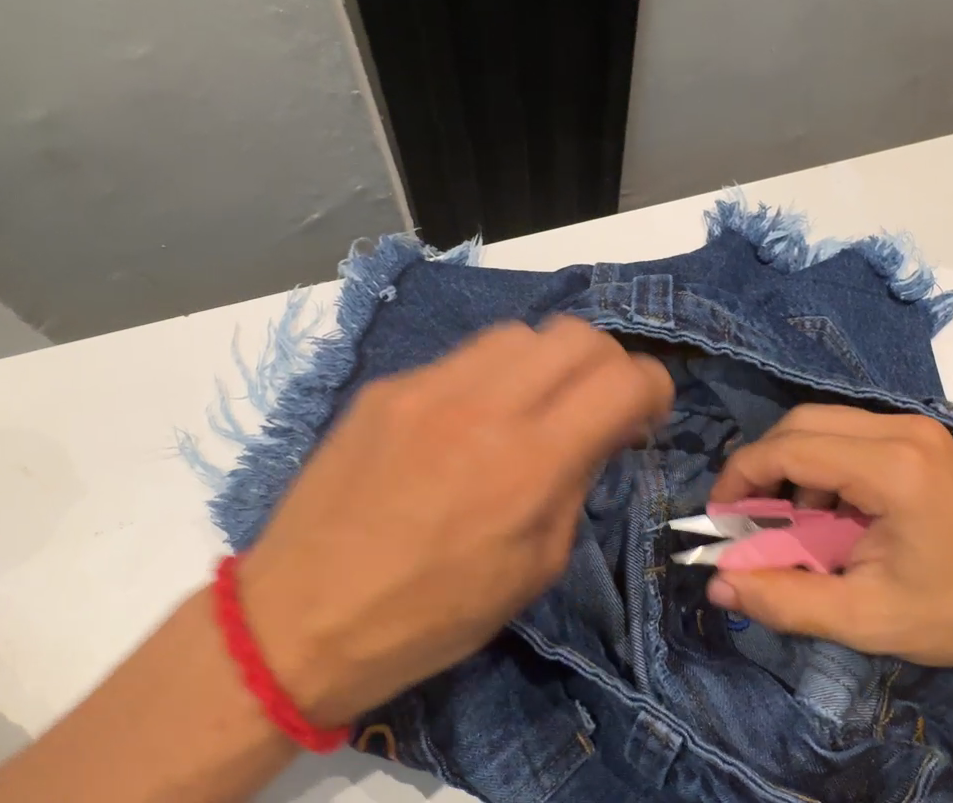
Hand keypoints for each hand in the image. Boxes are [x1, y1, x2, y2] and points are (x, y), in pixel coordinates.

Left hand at [236, 317, 672, 725]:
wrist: (298, 619)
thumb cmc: (430, 616)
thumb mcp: (532, 569)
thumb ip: (575, 485)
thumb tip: (599, 434)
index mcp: (530, 463)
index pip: (625, 378)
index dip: (654, 388)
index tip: (645, 415)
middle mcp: (485, 406)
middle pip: (579, 335)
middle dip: (607, 364)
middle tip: (596, 406)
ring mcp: (429, 387)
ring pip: (522, 332)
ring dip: (548, 363)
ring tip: (535, 406)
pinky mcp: (388, 387)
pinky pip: (463, 357)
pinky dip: (490, 377)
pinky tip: (470, 421)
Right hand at [705, 405, 952, 677]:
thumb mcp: (866, 619)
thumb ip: (786, 599)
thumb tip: (718, 584)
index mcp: (891, 467)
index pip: (791, 448)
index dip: (743, 477)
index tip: (721, 517)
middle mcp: (902, 429)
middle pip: (803, 422)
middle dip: (764, 465)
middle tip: (751, 517)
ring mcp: (918, 427)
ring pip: (826, 422)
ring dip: (796, 464)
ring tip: (797, 523)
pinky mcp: (925, 437)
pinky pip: (854, 433)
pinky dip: (827, 464)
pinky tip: (836, 513)